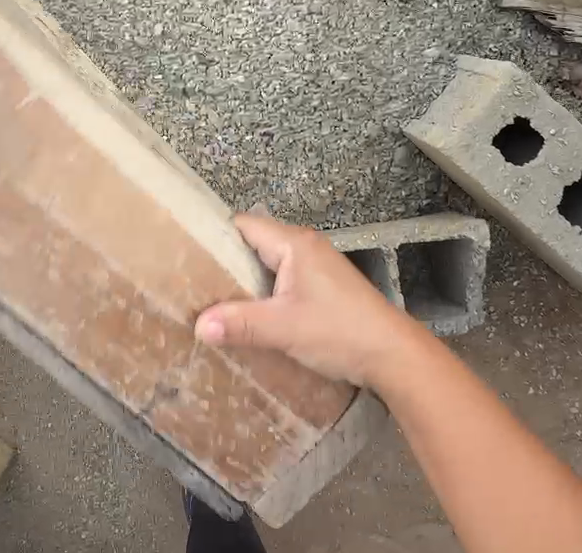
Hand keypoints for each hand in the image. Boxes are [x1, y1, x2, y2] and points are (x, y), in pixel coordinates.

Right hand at [195, 213, 431, 387]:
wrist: (393, 355)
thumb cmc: (340, 331)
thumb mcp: (284, 328)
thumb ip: (240, 324)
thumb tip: (199, 325)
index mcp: (294, 244)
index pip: (244, 225)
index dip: (215, 235)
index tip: (187, 252)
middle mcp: (305, 246)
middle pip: (255, 242)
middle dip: (227, 260)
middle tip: (195, 280)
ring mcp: (316, 265)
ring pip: (269, 263)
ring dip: (247, 279)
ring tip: (215, 298)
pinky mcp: (323, 286)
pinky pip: (283, 278)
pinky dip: (265, 291)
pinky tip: (250, 313)